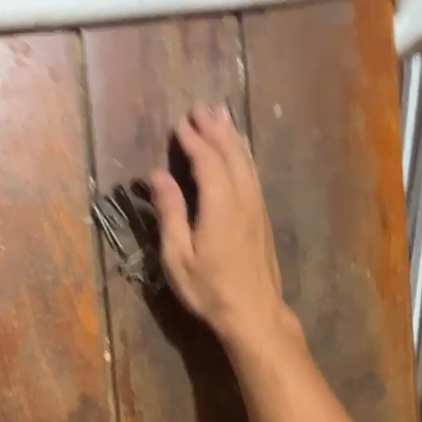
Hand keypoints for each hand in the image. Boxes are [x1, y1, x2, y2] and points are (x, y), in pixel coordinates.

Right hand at [150, 104, 291, 345]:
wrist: (254, 313)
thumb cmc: (209, 289)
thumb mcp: (178, 256)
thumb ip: (170, 213)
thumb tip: (158, 176)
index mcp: (220, 205)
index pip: (207, 161)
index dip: (194, 140)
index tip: (180, 124)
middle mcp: (243, 198)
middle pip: (231, 153)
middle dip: (215, 129)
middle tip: (202, 108)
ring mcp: (257, 206)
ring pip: (247, 161)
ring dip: (233, 137)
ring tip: (222, 117)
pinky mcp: (262, 217)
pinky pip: (253, 174)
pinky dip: (243, 155)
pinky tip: (238, 153)